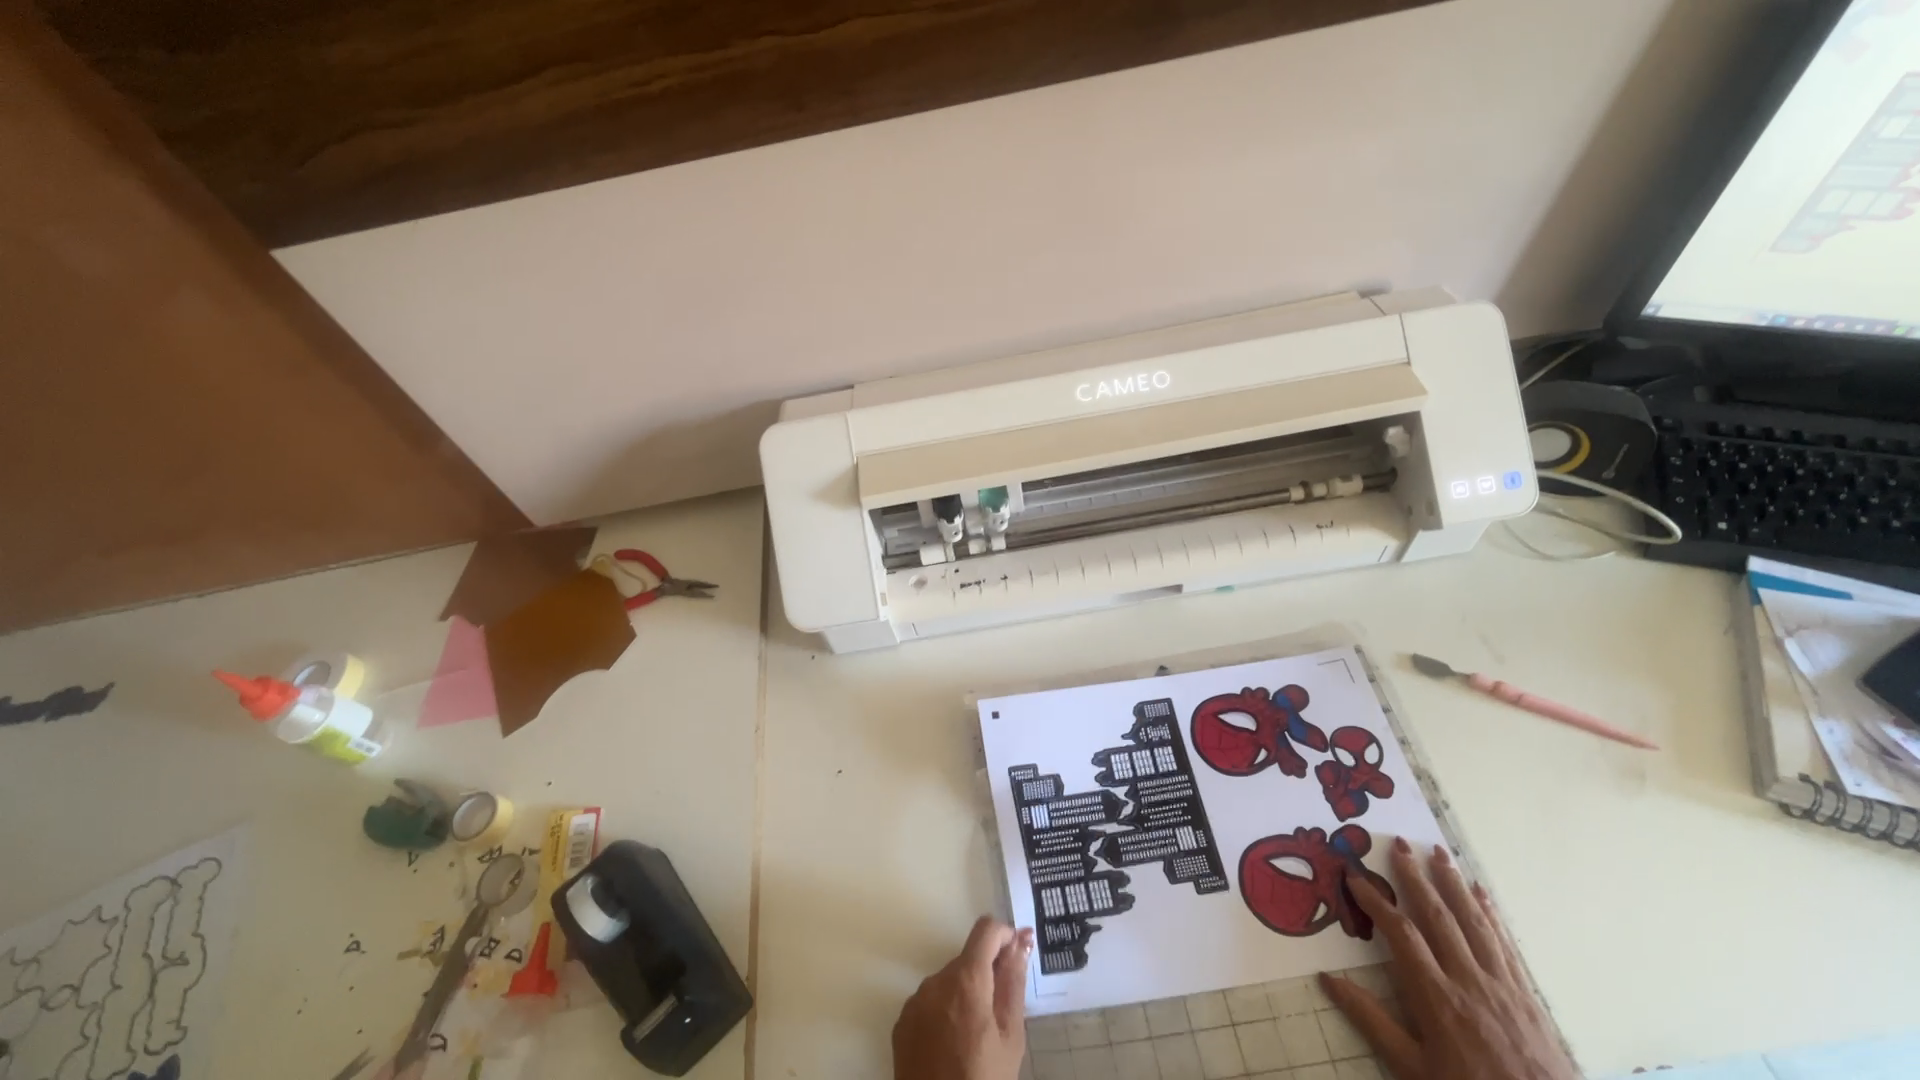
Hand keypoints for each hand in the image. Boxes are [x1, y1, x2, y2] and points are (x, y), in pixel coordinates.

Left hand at [893, 917, 1034, 1079]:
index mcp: (966, 979)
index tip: (1015, 958)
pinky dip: (944, 1011)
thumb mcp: (1011, 1034)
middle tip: (1001, 1013)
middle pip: (967, 959)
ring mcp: (914, 1002)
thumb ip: (1013, 981)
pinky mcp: (901, 1022)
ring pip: (948, 982)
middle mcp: (935, 981)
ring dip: (965, 994)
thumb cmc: (985, 1078)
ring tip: (976, 1036)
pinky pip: (929, 1002)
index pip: (986, 930)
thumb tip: (1021, 941)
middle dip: (987, 974)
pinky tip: (953, 1044)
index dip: (1005, 936)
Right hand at [1319, 838, 1577, 1079]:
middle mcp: (1469, 980)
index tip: (1356, 878)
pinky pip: (1505, 943)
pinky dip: (1491, 914)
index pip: (1402, 935)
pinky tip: (1482, 894)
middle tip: (1400, 843)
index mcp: (1437, 997)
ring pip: (1474, 922)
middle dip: (1416, 877)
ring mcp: (1501, 983)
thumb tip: (1329, 980)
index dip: (1377, 902)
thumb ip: (1371, 1020)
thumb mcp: (1411, 1067)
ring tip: (1439, 853)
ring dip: (1454, 884)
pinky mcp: (1526, 993)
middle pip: (1439, 917)